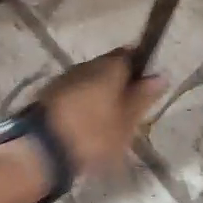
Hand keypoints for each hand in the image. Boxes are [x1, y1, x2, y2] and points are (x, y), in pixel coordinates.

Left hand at [37, 51, 163, 176]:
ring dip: (100, 93)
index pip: (129, 54)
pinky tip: (86, 123)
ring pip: (90, 79)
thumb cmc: (93, 134)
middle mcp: (86, 64)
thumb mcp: (126, 121)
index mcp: (109, 66)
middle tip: (129, 109)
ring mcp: (65, 77)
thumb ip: (142, 97)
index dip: (139, 67)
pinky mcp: (49, 93)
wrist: (42, 148)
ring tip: (108, 120)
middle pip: (108, 66)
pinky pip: (74, 91)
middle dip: (119, 82)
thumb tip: (160, 76)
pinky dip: (83, 102)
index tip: (145, 87)